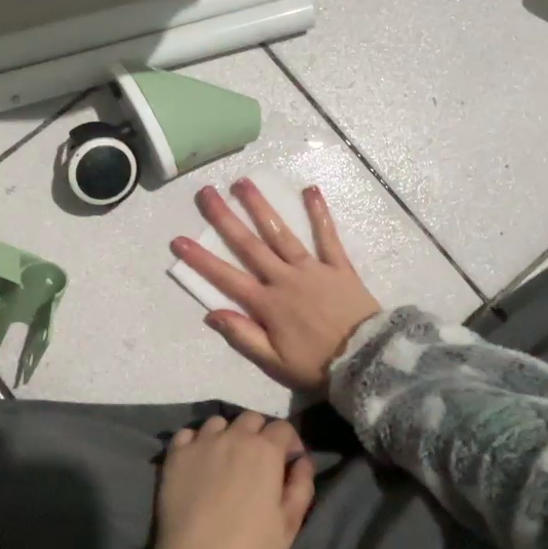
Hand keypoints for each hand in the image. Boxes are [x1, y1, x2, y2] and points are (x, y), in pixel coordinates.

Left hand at [146, 411, 315, 548]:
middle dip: (260, 433)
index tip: (289, 462)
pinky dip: (196, 441)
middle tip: (258, 461)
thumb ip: (302, 486)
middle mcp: (233, 436)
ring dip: (227, 434)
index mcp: (265, 450)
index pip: (283, 427)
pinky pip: (186, 434)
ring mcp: (201, 443)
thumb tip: (303, 461)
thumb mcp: (290, 523)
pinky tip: (198, 462)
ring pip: (218, 422)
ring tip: (226, 460)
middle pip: (251, 418)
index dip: (290, 443)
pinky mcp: (175, 455)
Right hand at [173, 180, 383, 390]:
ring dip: (261, 206)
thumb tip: (211, 313)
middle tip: (206, 193)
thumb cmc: (318, 366)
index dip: (201, 259)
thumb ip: (243, 336)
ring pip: (281, 233)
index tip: (179, 240)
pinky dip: (319, 213)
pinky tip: (310, 190)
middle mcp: (285, 279)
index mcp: (267, 304)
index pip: (226, 277)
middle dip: (224, 218)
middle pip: (249, 245)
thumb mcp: (275, 363)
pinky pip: (328, 236)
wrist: (369, 361)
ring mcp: (313, 268)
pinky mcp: (339, 266)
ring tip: (243, 183)